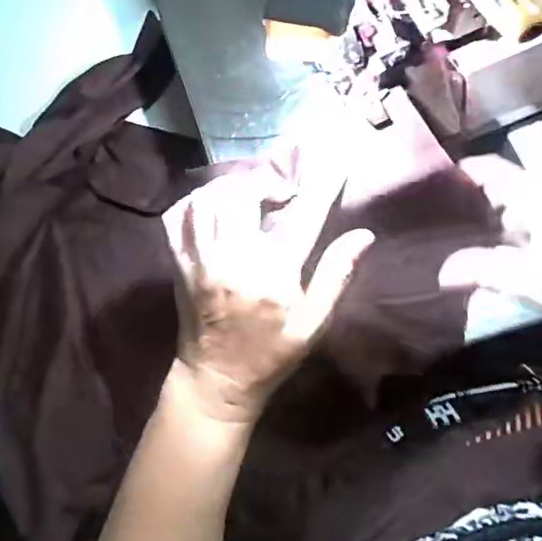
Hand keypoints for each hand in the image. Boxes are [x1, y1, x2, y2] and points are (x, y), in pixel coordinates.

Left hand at [163, 166, 375, 425]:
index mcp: (273, 274)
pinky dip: (193, 201)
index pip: (302, 216)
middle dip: (264, 180)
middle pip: (244, 195)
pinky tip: (210, 202)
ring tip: (247, 190)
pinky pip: (177, 219)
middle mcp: (234, 259)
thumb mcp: (313, 324)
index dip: (321, 183)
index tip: (333, 158)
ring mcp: (201, 260)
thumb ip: (336, 276)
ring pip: (209, 200)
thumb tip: (364, 236)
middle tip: (279, 185)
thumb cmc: (270, 355)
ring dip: (230, 186)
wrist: (215, 381)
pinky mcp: (180, 264)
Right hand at [439, 155, 541, 351]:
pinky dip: (494, 238)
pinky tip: (477, 256)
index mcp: (538, 194)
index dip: (455, 171)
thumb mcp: (536, 280)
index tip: (420, 186)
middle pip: (492, 188)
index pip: (487, 167)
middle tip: (423, 214)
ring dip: (477, 220)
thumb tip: (439, 272)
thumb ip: (485, 270)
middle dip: (460, 197)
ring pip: (504, 210)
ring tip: (441, 235)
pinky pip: (515, 231)